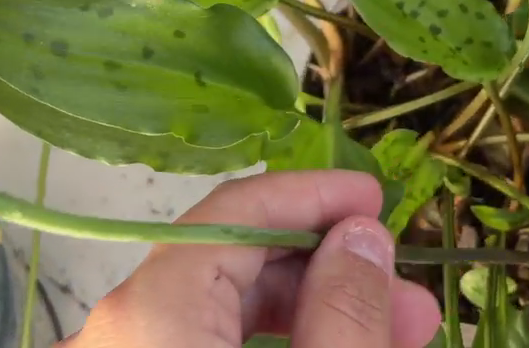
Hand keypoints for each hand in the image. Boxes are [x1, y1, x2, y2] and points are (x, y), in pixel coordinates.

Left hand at [63, 170, 441, 347]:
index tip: (377, 199)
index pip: (236, 212)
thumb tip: (364, 235)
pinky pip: (211, 347)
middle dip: (330, 270)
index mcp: (147, 314)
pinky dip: (276, 347)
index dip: (313, 195)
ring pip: (228, 316)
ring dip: (314, 316)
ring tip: (396, 330)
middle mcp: (121, 332)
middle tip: (408, 290)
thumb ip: (343, 316)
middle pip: (234, 265)